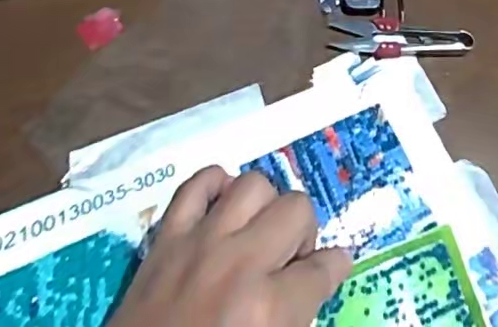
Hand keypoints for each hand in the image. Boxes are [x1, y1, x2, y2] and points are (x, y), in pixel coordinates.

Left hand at [108, 166, 353, 326]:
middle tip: (289, 261)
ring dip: (263, 207)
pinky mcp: (164, 238)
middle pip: (295, 209)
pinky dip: (215, 186)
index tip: (332, 268)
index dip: (333, 269)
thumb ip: (294, 318)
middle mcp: (239, 264)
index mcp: (268, 311)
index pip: (322, 270)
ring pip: (252, 184)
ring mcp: (199, 243)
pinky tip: (221, 208)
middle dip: (303, 232)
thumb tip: (322, 278)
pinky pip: (197, 184)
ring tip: (256, 233)